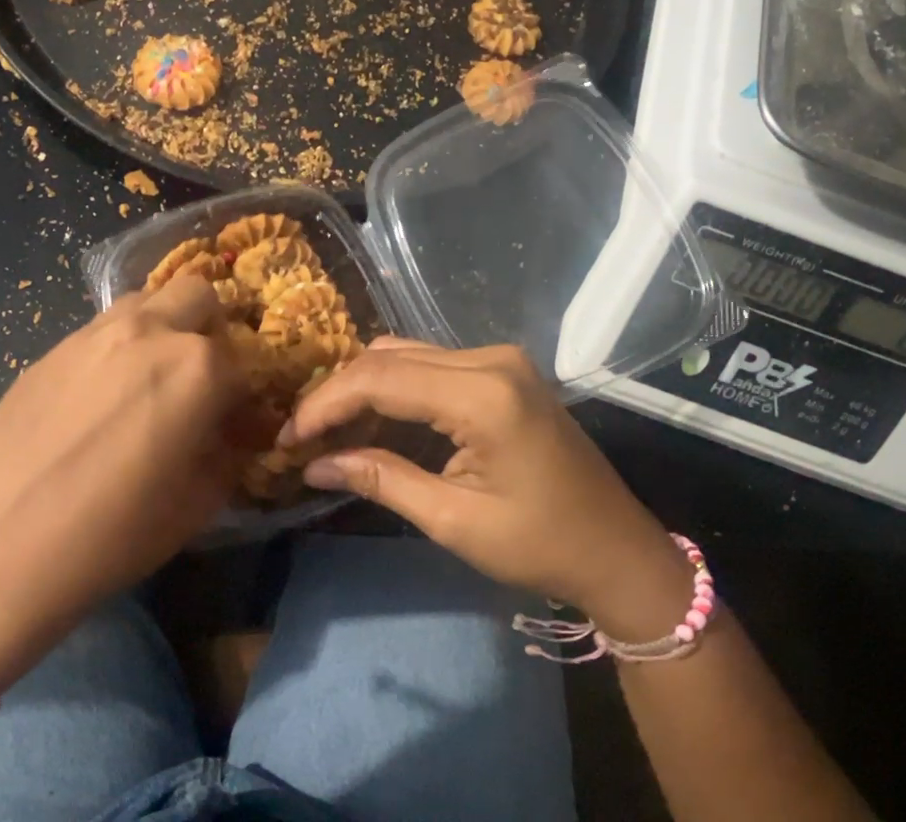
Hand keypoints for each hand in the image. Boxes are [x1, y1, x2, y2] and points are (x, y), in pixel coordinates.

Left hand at [0, 276, 248, 696]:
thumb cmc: (112, 536)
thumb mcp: (196, 505)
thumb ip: (229, 454)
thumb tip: (236, 433)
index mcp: (197, 368)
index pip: (245, 364)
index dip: (246, 399)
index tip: (237, 430)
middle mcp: (149, 332)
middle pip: (198, 298)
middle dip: (210, 332)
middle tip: (199, 384)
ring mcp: (92, 334)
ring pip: (146, 302)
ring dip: (162, 329)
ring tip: (147, 385)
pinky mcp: (48, 350)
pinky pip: (100, 331)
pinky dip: (117, 350)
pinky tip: (96, 403)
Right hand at [284, 338, 693, 637]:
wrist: (616, 549)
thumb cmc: (539, 545)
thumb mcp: (452, 520)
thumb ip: (382, 479)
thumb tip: (313, 466)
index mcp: (483, 394)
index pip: (379, 378)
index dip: (325, 403)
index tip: (288, 438)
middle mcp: (490, 359)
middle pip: (388, 358)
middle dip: (337, 395)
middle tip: (301, 439)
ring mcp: (500, 361)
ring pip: (405, 356)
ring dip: (362, 390)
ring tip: (327, 434)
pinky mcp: (503, 372)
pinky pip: (431, 367)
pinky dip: (394, 391)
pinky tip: (370, 425)